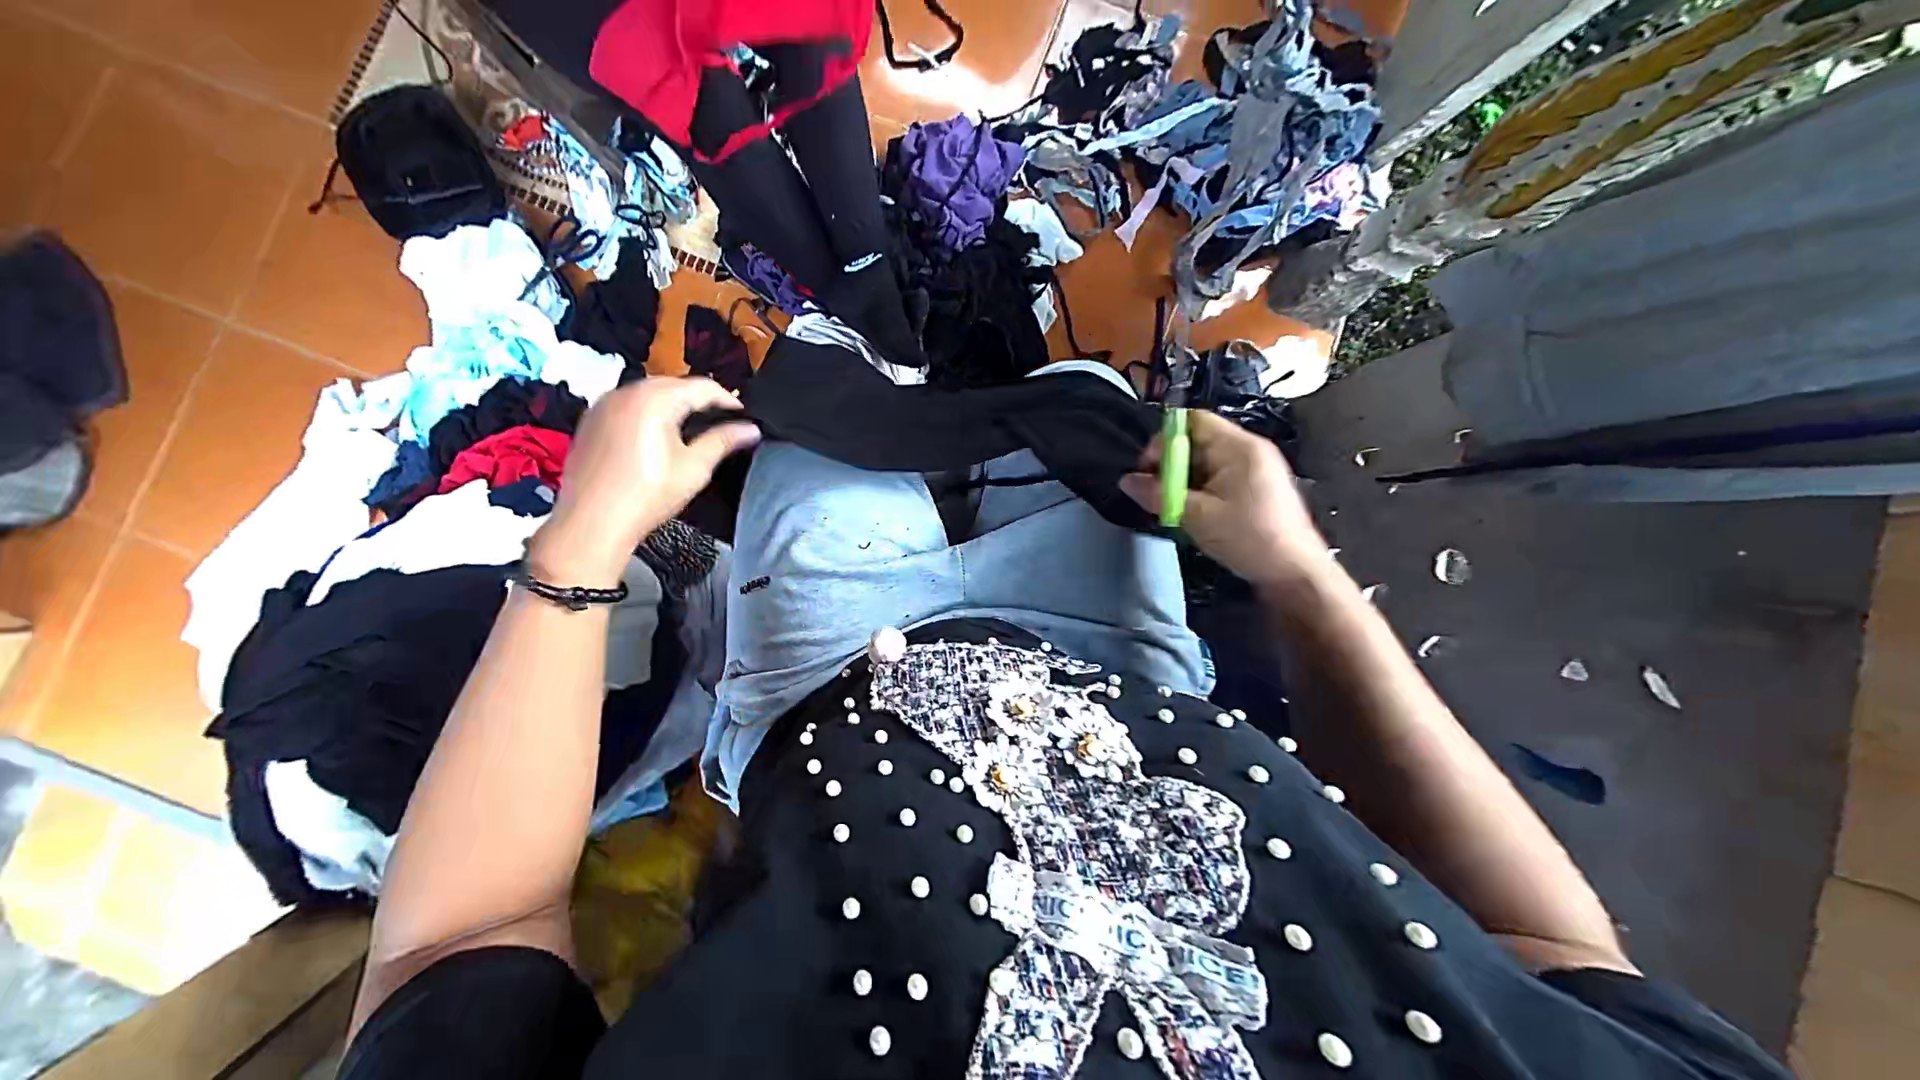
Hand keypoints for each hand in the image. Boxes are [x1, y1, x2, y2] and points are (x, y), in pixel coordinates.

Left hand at [529, 378, 759, 585]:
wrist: (592, 522)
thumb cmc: (644, 497)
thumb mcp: (695, 467)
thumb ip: (724, 441)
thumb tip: (751, 430)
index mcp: (654, 399)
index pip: (702, 386)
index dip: (728, 400)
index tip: (743, 416)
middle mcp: (625, 393)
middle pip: (674, 385)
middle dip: (699, 401)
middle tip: (721, 423)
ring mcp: (604, 404)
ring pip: (650, 394)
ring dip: (673, 406)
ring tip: (692, 431)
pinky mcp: (592, 420)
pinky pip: (628, 406)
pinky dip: (648, 414)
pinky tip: (658, 439)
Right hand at [1119, 410, 1332, 595]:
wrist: (1294, 574)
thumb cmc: (1249, 538)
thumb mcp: (1197, 517)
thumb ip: (1158, 495)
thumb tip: (1126, 481)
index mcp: (1239, 447)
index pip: (1192, 421)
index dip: (1164, 439)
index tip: (1148, 469)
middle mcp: (1249, 450)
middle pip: (1197, 442)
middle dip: (1171, 465)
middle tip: (1156, 494)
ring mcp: (1255, 469)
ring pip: (1205, 463)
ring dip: (1184, 482)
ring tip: (1174, 508)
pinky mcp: (1256, 488)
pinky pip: (1218, 478)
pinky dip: (1200, 491)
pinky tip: (1194, 515)